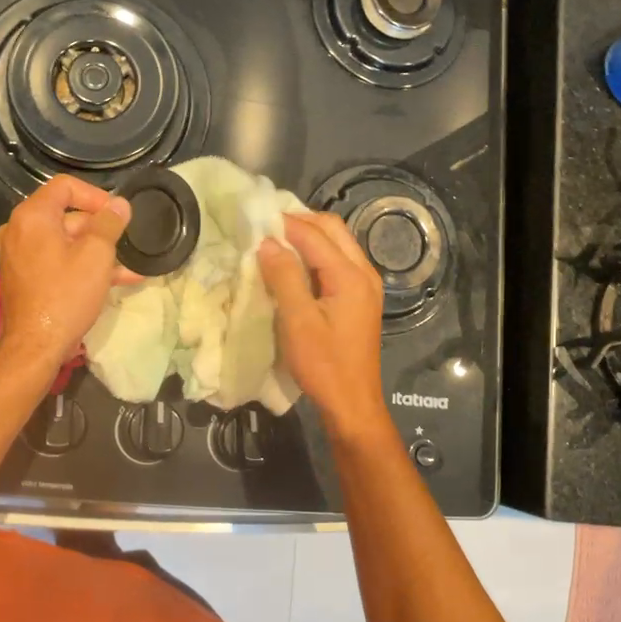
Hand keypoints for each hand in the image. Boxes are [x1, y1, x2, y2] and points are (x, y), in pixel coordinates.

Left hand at [0, 175, 131, 370]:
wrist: (34, 347)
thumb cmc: (66, 295)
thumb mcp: (96, 256)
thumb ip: (109, 224)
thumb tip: (119, 205)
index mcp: (32, 216)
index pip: (65, 187)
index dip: (96, 196)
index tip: (118, 215)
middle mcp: (18, 229)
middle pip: (66, 215)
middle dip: (99, 229)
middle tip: (126, 244)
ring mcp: (18, 254)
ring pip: (64, 241)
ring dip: (96, 252)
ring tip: (128, 267)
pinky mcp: (23, 277)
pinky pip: (55, 260)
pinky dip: (80, 265)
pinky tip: (113, 280)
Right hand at [256, 212, 389, 436]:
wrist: (351, 403)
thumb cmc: (323, 364)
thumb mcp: (297, 321)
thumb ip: (283, 277)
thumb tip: (266, 242)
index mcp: (350, 275)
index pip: (315, 234)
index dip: (284, 223)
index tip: (254, 219)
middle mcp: (364, 273)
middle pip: (333, 230)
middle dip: (300, 222)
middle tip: (266, 225)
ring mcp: (365, 286)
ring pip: (337, 244)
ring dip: (308, 237)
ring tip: (275, 241)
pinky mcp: (359, 299)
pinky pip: (338, 262)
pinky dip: (315, 255)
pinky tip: (293, 265)